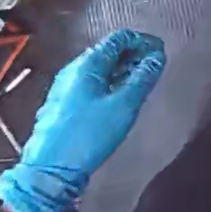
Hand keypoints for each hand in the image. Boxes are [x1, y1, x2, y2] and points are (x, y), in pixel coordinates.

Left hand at [0, 29, 164, 211]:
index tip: (162, 53)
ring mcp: (66, 88)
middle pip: (109, 51)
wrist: (48, 173)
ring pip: (101, 68)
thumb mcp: (124, 105)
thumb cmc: (89, 134)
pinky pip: (93, 83)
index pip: (120, 38)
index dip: (143, 41)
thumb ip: (144, 77)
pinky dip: (112, 83)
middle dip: (135, 55)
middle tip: (156, 68)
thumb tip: (158, 56)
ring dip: (124, 70)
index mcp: (87, 64)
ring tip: (143, 83)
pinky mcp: (64, 105)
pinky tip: (122, 98)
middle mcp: (73, 70)